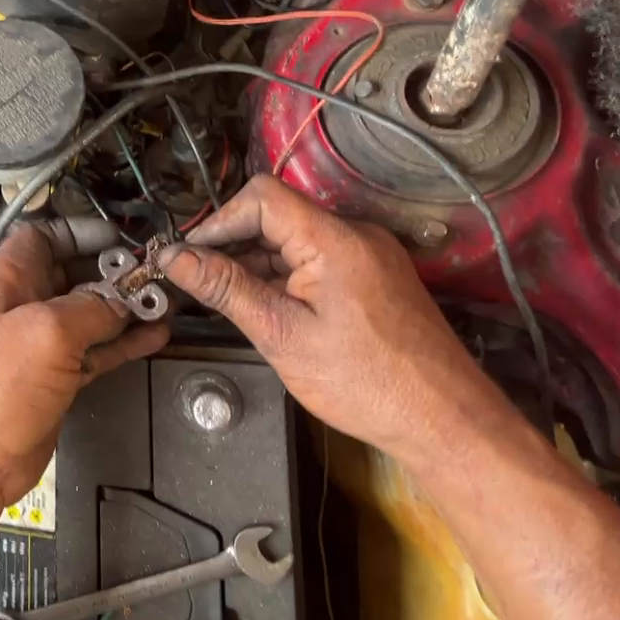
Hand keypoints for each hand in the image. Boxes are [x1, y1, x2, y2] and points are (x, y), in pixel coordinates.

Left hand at [0, 226, 170, 510]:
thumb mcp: (46, 331)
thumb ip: (90, 308)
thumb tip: (121, 301)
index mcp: (7, 278)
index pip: (43, 236)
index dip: (80, 232)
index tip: (119, 239)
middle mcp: (22, 305)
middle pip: (71, 273)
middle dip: (112, 271)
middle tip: (153, 274)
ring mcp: (38, 344)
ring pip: (88, 314)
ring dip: (125, 308)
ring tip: (165, 302)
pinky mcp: (54, 379)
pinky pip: (94, 351)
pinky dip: (123, 343)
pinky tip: (155, 334)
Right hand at [158, 175, 507, 461]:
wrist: (446, 423)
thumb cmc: (367, 384)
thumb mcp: (281, 334)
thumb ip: (225, 288)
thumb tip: (173, 258)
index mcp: (335, 241)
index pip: (262, 197)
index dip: (219, 221)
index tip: (190, 256)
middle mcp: (355, 235)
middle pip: (275, 214)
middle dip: (231, 244)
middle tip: (197, 280)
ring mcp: (367, 254)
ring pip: (291, 238)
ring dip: (253, 262)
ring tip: (226, 299)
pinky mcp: (371, 275)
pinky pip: (313, 258)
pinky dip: (281, 275)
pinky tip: (264, 306)